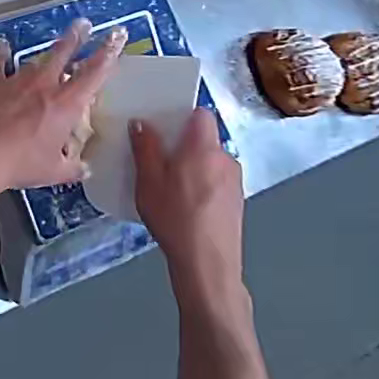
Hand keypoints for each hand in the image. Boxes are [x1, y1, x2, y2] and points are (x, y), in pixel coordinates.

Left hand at [0, 19, 125, 202]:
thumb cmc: (20, 164)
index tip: (117, 36)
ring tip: (49, 48)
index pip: (95, 73)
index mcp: (66, 104)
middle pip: (63, 53)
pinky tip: (1, 47)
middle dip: (76, 37)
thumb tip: (84, 168)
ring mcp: (16, 80)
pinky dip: (1, 54)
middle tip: (83, 23)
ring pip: (34, 61)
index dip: (109, 53)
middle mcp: (44, 85)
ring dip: (43, 56)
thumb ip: (72, 168)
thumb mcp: (54, 172)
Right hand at [131, 110, 244, 293]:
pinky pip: (217, 180)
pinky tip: (187, 206)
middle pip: (204, 139)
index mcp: (204, 147)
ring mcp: (235, 181)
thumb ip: (145, 148)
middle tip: (159, 160)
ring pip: (210, 161)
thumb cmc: (175, 217)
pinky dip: (203, 184)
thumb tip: (142, 123)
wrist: (207, 265)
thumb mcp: (148, 181)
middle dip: (184, 144)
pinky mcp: (237, 202)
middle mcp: (225, 158)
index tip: (163, 127)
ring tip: (171, 187)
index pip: (201, 114)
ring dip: (194, 166)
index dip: (182, 115)